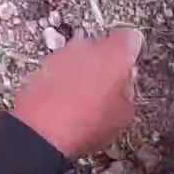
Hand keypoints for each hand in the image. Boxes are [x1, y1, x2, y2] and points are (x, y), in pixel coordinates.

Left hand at [11, 27, 143, 158]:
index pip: (129, 39)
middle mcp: (87, 47)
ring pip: (79, 57)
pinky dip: (64, 81)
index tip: (131, 64)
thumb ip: (127, 92)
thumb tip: (124, 91)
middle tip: (109, 86)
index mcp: (114, 53)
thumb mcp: (124, 114)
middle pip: (102, 47)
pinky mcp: (41, 68)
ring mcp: (61, 56)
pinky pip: (60, 70)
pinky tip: (67, 102)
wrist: (43, 134)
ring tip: (86, 98)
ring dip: (83, 71)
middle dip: (106, 63)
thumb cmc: (87, 123)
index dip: (131, 51)